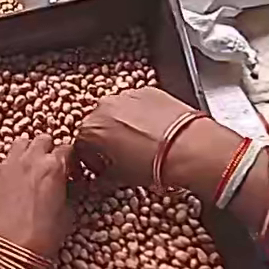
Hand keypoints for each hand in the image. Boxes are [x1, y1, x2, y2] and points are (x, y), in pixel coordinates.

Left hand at [0, 134, 72, 259]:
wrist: (6, 252)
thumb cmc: (40, 238)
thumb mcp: (67, 215)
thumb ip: (69, 193)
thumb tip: (69, 187)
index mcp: (53, 167)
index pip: (67, 150)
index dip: (71, 161)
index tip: (72, 172)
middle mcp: (29, 160)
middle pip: (42, 140)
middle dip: (48, 150)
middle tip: (51, 167)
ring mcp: (6, 166)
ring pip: (20, 145)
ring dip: (28, 152)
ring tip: (31, 170)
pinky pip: (2, 164)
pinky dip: (9, 170)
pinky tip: (11, 186)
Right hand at [75, 87, 240, 197]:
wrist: (188, 148)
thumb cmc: (153, 163)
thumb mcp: (120, 177)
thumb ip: (103, 175)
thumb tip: (102, 176)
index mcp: (90, 129)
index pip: (80, 145)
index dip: (91, 159)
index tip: (100, 167)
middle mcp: (103, 108)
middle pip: (97, 124)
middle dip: (105, 139)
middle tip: (120, 155)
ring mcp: (125, 96)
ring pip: (116, 111)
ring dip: (122, 125)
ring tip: (139, 142)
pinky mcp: (147, 91)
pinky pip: (136, 103)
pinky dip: (141, 114)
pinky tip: (152, 130)